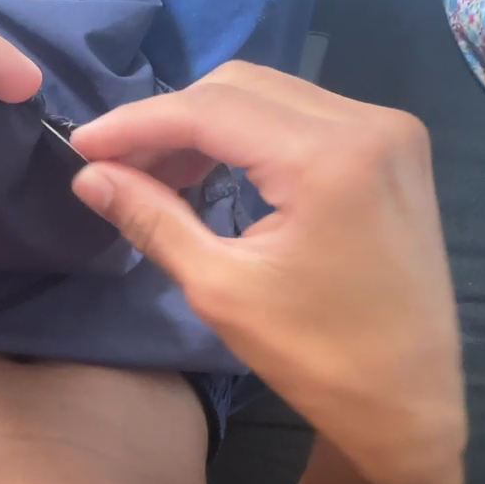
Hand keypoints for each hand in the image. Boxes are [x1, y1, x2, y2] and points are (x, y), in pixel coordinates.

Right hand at [68, 62, 465, 483]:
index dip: (136, 123)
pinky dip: (243, 137)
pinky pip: (299, 117)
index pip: (210, 111)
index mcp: (328, 157)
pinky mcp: (390, 149)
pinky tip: (209, 172)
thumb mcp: (218, 287)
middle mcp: (366, 121)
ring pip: (268, 96)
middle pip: (239, 88)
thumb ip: (152, 219)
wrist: (402, 394)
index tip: (82, 145)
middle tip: (115, 166)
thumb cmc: (309, 352)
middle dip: (166, 120)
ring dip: (202, 126)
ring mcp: (386, 130)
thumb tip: (89, 178)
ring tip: (154, 174)